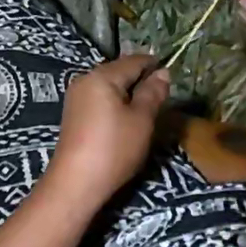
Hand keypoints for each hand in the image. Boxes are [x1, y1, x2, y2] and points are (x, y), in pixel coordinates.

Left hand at [48, 55, 169, 204]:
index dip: (155, 66)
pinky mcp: (74, 115)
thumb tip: (162, 72)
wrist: (75, 186)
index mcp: (102, 76)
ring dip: (129, 95)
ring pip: (111, 86)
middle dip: (142, 81)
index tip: (171, 83)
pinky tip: (125, 123)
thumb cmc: (114, 149)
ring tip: (145, 114)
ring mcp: (77, 97)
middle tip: (160, 102)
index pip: (135, 60)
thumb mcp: (142, 119)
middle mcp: (85, 80)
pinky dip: (116, 105)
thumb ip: (153, 92)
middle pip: (121, 71)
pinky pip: (101, 99)